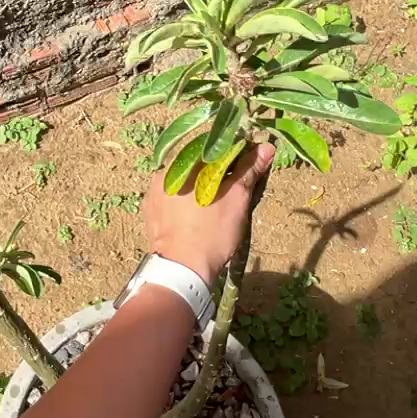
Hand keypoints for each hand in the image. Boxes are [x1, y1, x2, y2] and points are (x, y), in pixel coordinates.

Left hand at [143, 142, 274, 286]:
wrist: (182, 270)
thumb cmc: (212, 232)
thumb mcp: (237, 199)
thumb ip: (249, 169)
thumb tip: (266, 147)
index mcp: (182, 164)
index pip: (212, 147)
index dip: (234, 153)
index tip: (249, 164)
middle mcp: (163, 173)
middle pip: (197, 164)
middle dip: (218, 172)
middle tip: (237, 187)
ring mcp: (154, 192)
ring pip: (185, 181)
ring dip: (202, 186)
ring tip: (219, 204)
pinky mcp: (150, 211)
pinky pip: (172, 197)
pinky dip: (187, 200)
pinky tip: (199, 214)